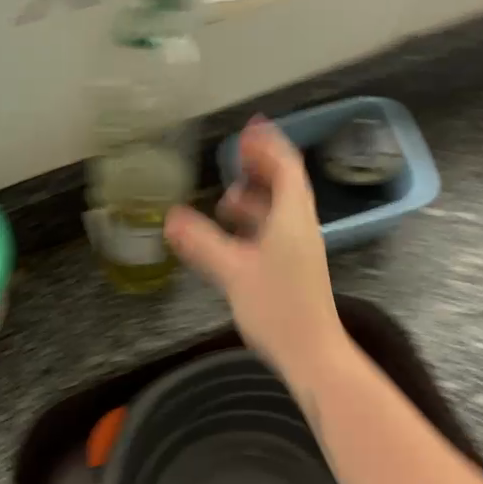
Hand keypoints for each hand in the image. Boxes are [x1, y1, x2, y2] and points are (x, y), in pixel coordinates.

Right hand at [165, 117, 346, 372]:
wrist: (312, 353)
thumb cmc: (278, 310)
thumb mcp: (233, 273)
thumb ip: (202, 244)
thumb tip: (171, 218)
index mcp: (291, 218)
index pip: (285, 167)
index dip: (266, 145)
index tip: (247, 130)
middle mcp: (301, 228)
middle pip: (286, 187)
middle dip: (260, 170)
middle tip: (235, 161)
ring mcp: (300, 252)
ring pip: (281, 213)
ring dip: (257, 201)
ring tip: (227, 202)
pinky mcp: (296, 273)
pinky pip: (278, 236)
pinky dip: (257, 227)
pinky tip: (236, 243)